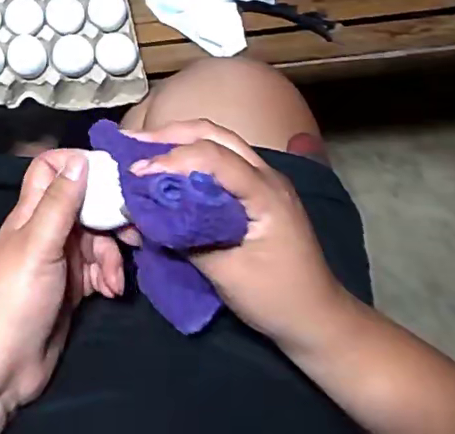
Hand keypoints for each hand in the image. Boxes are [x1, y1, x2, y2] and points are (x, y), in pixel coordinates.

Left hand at [0, 149, 124, 423]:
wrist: (2, 363)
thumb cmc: (16, 294)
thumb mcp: (39, 243)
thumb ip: (60, 202)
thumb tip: (81, 158)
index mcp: (32, 210)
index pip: (51, 168)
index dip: (76, 163)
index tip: (109, 172)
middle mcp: (47, 228)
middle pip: (84, 204)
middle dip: (109, 214)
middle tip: (133, 229)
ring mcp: (61, 258)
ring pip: (96, 238)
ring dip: (112, 254)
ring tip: (116, 280)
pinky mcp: (73, 287)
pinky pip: (100, 268)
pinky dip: (110, 275)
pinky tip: (113, 292)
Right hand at [128, 120, 350, 349]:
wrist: (320, 321)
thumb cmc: (277, 300)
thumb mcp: (228, 275)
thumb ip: (186, 239)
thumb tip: (145, 215)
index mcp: (265, 192)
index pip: (213, 156)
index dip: (172, 158)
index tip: (138, 172)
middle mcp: (266, 174)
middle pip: (214, 133)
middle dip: (170, 134)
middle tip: (133, 143)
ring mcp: (264, 178)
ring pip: (218, 139)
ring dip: (179, 139)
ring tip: (145, 147)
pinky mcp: (257, 189)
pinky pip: (221, 157)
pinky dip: (191, 153)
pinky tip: (171, 164)